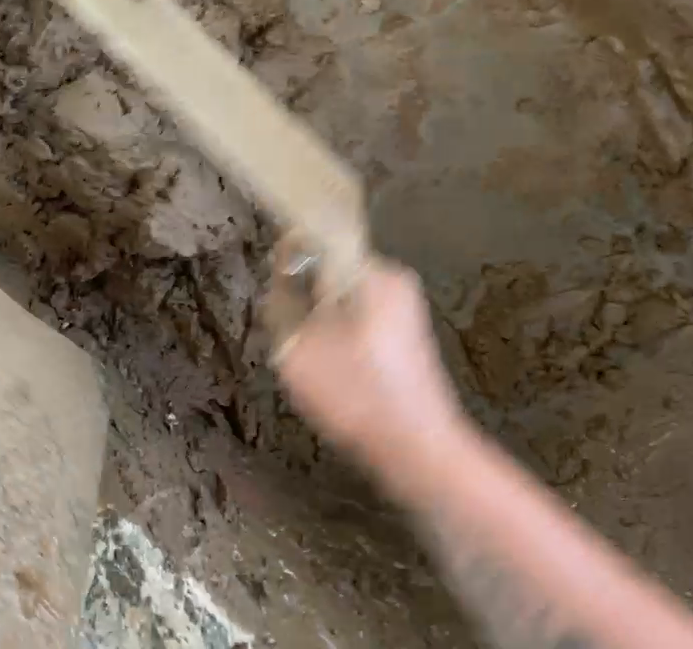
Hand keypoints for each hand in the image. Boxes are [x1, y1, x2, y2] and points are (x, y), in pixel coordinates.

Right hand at [273, 262, 471, 488]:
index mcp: (371, 271)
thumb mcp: (298, 346)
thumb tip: (283, 267)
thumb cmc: (356, 395)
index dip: (286, 261)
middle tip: (288, 331)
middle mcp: (391, 279)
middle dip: (302, 295)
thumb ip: (282, 298)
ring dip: (317, 318)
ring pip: (338, 296)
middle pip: (326, 269)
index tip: (273, 290)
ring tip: (310, 355)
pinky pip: (355, 317)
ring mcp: (401, 307)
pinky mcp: (402, 335)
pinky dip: (337, 335)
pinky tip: (332, 369)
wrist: (419, 452)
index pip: (316, 239)